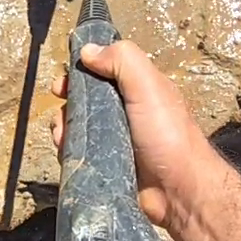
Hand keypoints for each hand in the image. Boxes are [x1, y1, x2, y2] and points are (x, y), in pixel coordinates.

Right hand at [53, 40, 224, 229]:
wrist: (178, 191)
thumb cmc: (168, 136)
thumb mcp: (148, 87)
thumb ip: (122, 61)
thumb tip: (88, 50)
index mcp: (137, 89)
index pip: (101, 72)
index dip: (80, 73)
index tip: (63, 83)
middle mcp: (125, 112)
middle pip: (84, 101)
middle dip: (67, 105)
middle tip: (62, 115)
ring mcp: (115, 140)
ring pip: (78, 128)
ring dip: (64, 130)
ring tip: (64, 138)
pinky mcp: (107, 164)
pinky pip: (80, 153)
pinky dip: (69, 152)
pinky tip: (68, 154)